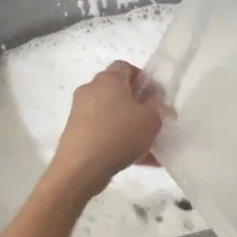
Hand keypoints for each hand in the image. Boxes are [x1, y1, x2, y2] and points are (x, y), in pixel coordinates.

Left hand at [45, 61, 164, 198]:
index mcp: (108, 80)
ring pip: (113, 117)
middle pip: (119, 93)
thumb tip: (159, 108)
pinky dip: (120, 143)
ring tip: (151, 148)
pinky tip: (139, 161)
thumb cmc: (119, 135)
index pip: (126, 67)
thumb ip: (159, 110)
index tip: (157, 98)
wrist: (81, 168)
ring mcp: (80, 113)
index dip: (144, 79)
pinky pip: (104, 134)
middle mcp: (90, 91)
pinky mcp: (76, 134)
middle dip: (139, 107)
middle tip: (155, 122)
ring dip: (132, 128)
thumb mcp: (151, 120)